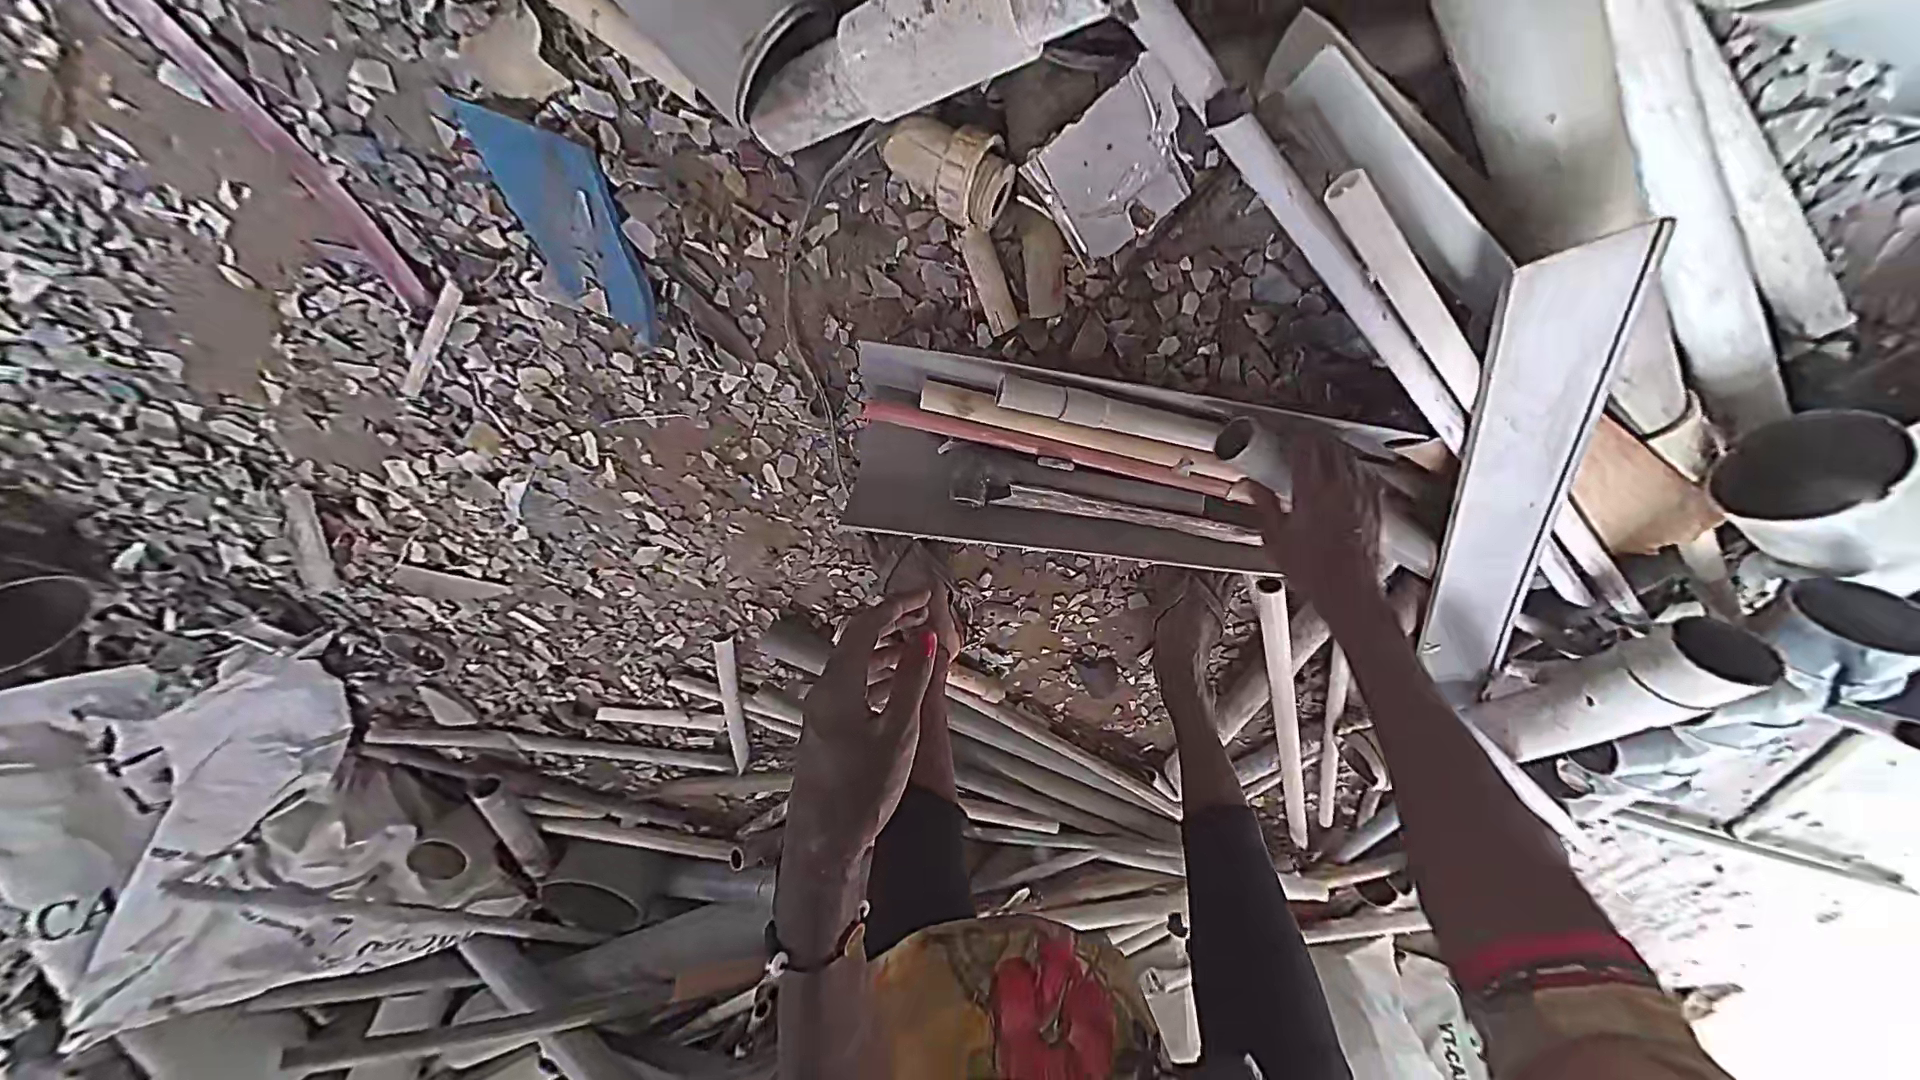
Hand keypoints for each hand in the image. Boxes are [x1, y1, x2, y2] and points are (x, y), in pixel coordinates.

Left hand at [792, 591, 939, 858]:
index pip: (866, 626)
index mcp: (838, 686)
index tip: (923, 598)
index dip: (897, 606)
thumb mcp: (898, 732)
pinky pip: (854, 685)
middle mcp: (825, 692)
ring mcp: (823, 710)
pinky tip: (899, 684)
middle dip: (892, 623)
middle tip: (924, 616)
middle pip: (858, 640)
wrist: (825, 845)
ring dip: (887, 649)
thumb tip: (924, 641)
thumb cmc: (859, 794)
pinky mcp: (828, 728)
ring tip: (919, 646)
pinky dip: (879, 674)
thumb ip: (912, 681)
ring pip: (856, 663)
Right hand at [1247, 431, 1381, 601]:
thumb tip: (1250, 487)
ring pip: (1350, 459)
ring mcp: (1361, 496)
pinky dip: (1356, 469)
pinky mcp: (1376, 507)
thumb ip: (1262, 505)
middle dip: (1316, 440)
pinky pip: (1368, 476)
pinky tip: (1350, 473)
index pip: (1304, 449)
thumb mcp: (1274, 538)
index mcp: (1311, 491)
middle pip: (1330, 448)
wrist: (1347, 590)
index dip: (1295, 437)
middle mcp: (1340, 489)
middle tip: (1304, 439)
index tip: (1288, 436)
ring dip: (1336, 451)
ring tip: (1325, 450)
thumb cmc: (1313, 570)